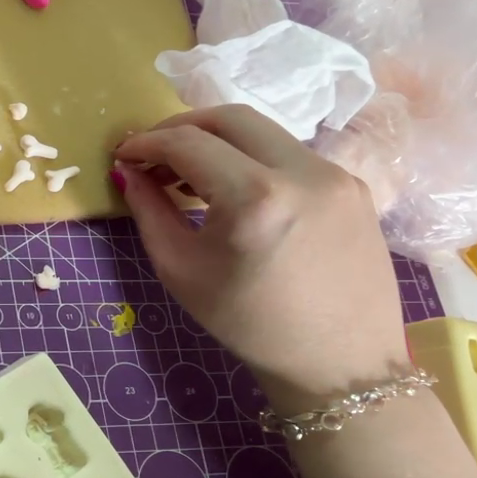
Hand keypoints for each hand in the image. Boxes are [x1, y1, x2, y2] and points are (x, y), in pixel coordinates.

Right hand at [114, 106, 409, 413]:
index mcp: (256, 197)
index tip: (123, 155)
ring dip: (216, 141)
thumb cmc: (247, 321)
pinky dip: (249, 158)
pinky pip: (288, 154)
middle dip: (180, 127)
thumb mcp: (180, 268)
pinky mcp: (353, 185)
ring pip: (262, 132)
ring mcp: (335, 174)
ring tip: (185, 175)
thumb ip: (149, 211)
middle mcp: (303, 172)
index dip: (146, 142)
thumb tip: (128, 171)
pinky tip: (230, 190)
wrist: (339, 359)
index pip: (187, 142)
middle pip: (229, 118)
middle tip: (151, 153)